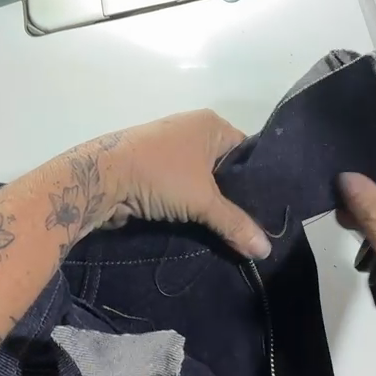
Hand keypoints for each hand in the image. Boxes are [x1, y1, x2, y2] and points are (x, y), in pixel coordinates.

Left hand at [82, 111, 271, 259]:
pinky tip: (206, 231)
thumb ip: (235, 223)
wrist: (103, 179)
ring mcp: (171, 151)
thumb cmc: (160, 175)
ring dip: (211, 207)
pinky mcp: (155, 170)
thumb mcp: (204, 201)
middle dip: (235, 199)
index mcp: (210, 124)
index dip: (258, 180)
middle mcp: (193, 131)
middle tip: (257, 229)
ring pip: (203, 183)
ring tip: (235, 235)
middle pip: (225, 169)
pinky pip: (183, 190)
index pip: (247, 151)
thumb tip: (266, 250)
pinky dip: (191, 208)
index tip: (272, 210)